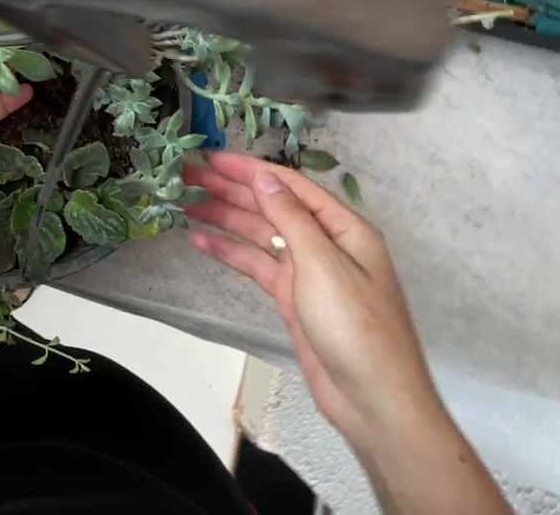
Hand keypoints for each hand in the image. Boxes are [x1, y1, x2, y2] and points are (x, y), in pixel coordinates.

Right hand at [182, 152, 445, 457]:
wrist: (373, 401)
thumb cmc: (356, 327)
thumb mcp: (323, 264)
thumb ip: (291, 218)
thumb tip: (265, 177)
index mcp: (342, 228)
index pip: (289, 186)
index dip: (250, 169)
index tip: (212, 157)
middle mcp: (324, 243)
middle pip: (271, 206)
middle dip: (231, 189)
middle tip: (188, 175)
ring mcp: (307, 271)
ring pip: (259, 234)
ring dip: (224, 217)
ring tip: (185, 203)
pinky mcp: (292, 297)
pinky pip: (256, 265)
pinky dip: (229, 252)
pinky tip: (200, 241)